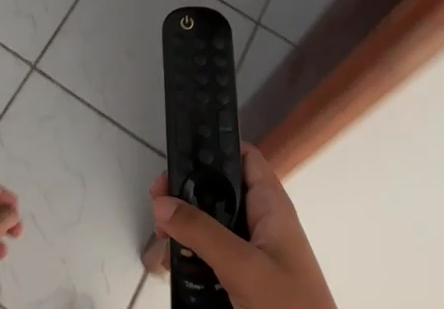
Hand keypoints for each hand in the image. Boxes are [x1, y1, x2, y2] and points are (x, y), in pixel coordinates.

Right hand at [151, 144, 335, 308]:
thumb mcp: (242, 266)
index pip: (243, 157)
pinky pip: (215, 254)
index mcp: (271, 205)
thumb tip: (162, 202)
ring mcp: (255, 251)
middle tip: (157, 203)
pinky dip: (193, 255)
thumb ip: (201, 232)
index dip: (213, 149)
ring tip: (162, 241)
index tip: (177, 157)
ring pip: (214, 225)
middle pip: (220, 191)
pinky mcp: (247, 278)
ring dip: (186, 229)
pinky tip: (174, 266)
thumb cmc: (285, 305)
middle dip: (188, 194)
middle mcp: (262, 221)